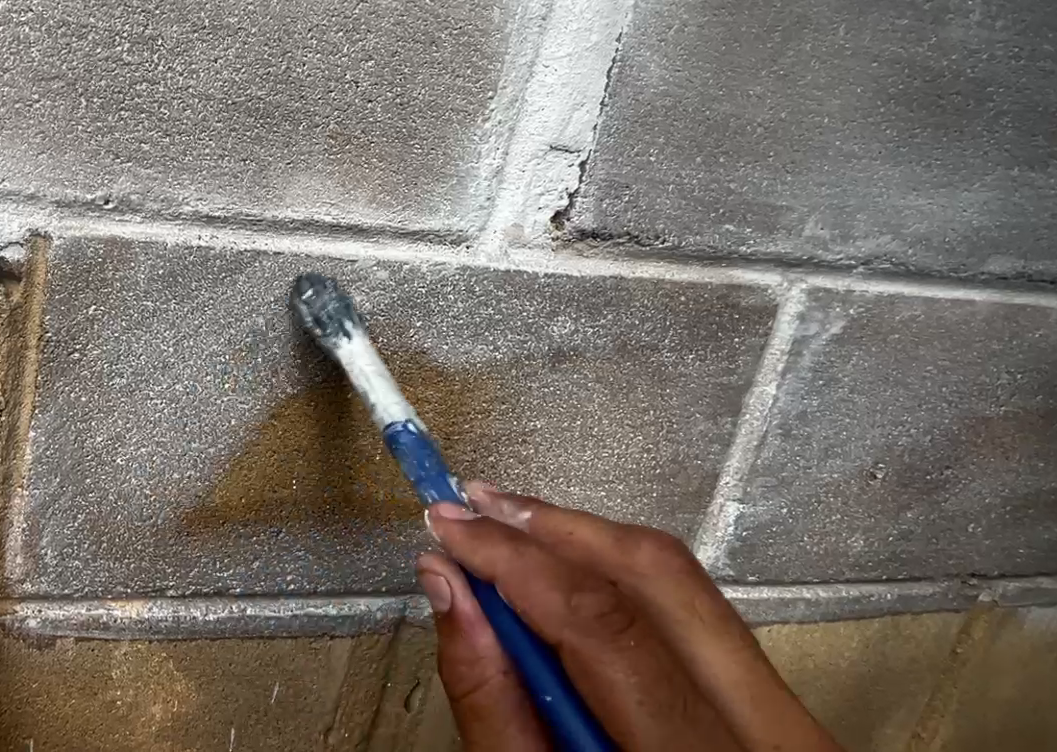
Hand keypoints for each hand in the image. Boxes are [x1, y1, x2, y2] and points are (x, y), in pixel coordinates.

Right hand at [419, 482, 842, 751]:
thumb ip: (490, 694)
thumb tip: (444, 578)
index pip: (601, 622)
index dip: (511, 558)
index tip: (446, 527)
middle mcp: (776, 733)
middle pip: (652, 572)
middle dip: (545, 526)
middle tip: (469, 505)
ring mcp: (790, 715)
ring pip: (673, 577)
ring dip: (573, 538)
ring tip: (499, 519)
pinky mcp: (779, 702)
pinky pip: (686, 605)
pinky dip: (608, 571)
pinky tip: (555, 563)